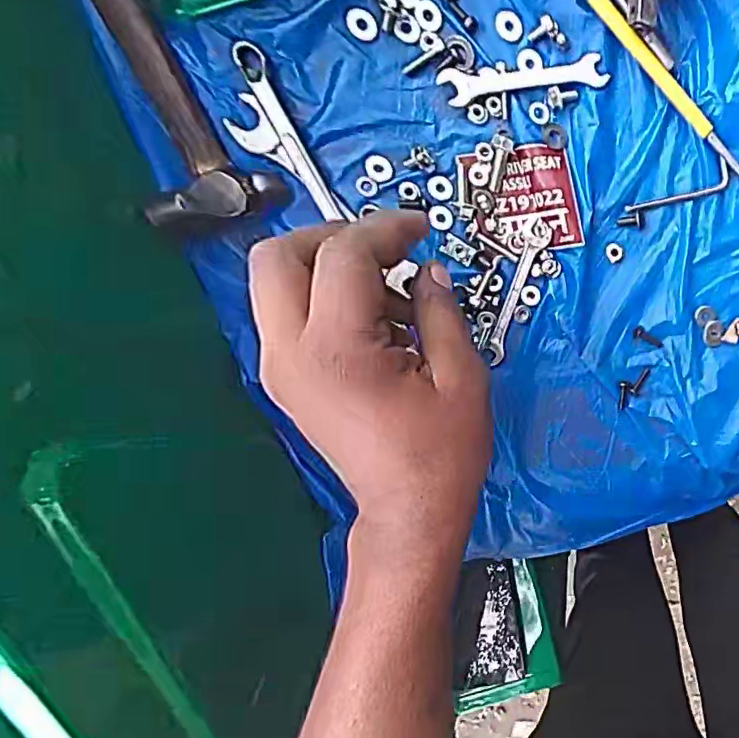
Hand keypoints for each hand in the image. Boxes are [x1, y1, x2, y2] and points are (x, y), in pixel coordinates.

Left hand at [249, 213, 490, 557]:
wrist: (410, 509)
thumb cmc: (440, 455)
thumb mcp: (461, 376)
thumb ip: (441, 311)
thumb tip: (428, 273)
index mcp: (337, 350)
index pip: (343, 254)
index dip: (385, 229)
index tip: (417, 228)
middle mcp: (292, 353)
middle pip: (279, 255)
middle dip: (335, 237)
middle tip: (388, 251)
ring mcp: (280, 367)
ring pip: (277, 280)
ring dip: (330, 268)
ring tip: (391, 298)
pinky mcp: (286, 379)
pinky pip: (291, 313)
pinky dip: (327, 299)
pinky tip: (377, 323)